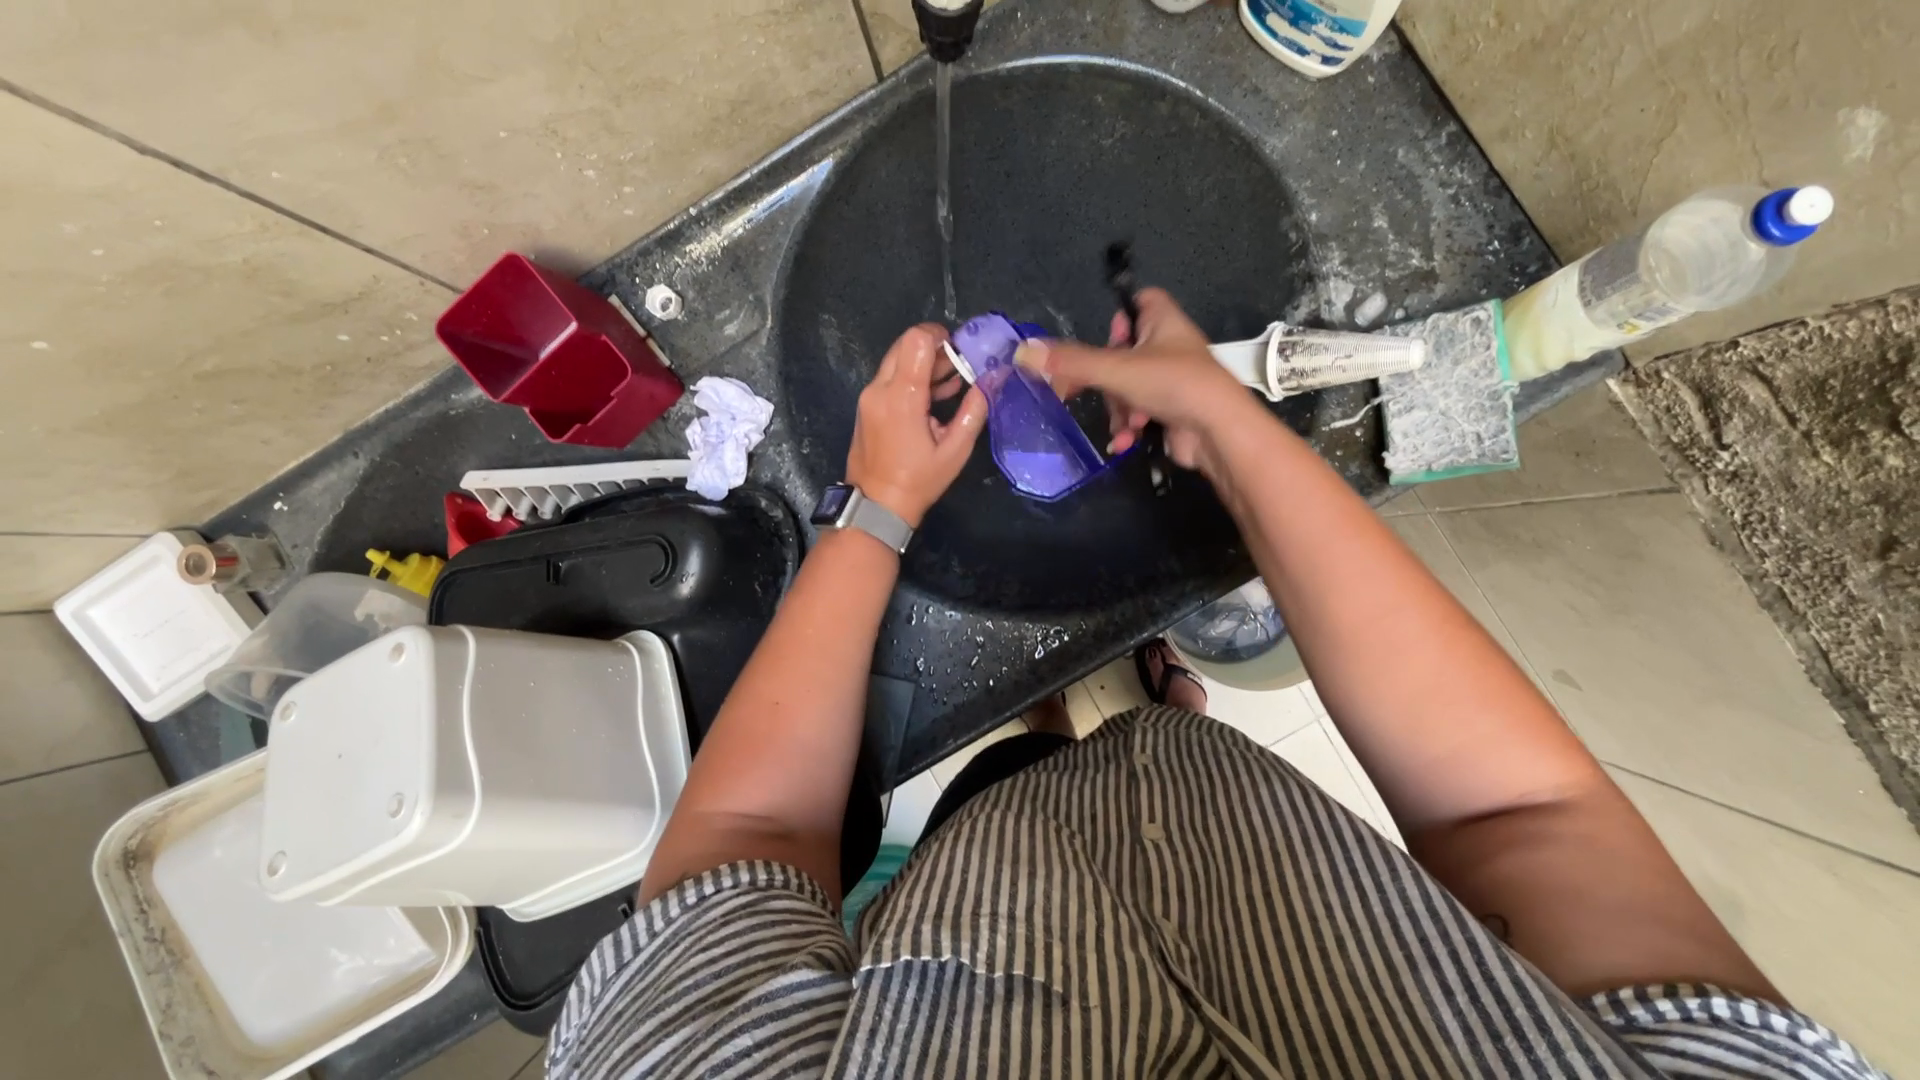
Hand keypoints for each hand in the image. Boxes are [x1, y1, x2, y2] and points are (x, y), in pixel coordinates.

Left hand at [846, 324, 988, 526]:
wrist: (876, 506)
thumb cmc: (918, 481)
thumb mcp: (955, 449)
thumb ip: (975, 409)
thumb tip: (994, 378)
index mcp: (902, 396)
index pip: (916, 339)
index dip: (940, 336)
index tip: (960, 352)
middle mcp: (879, 388)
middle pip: (904, 344)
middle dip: (934, 349)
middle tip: (958, 369)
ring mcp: (869, 396)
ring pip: (896, 360)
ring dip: (923, 364)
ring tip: (950, 386)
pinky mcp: (866, 405)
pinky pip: (889, 378)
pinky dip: (910, 377)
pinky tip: (932, 398)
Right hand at [1013, 288, 1257, 473]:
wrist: (1218, 431)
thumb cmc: (1173, 384)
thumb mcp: (1115, 369)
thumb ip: (1069, 362)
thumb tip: (1023, 352)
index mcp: (1164, 322)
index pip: (1140, 302)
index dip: (1118, 318)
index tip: (1103, 339)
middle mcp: (1170, 347)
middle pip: (1122, 353)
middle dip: (1107, 379)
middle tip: (1093, 390)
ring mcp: (1173, 381)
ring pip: (1127, 389)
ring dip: (1118, 408)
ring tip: (1126, 422)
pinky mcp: (1173, 412)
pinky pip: (1139, 413)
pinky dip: (1131, 427)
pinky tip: (1128, 440)